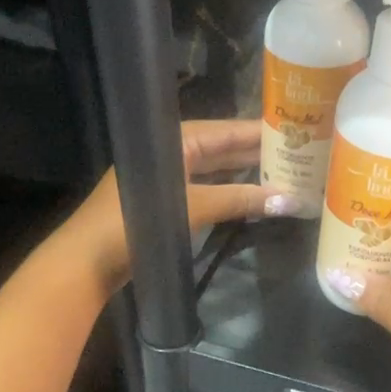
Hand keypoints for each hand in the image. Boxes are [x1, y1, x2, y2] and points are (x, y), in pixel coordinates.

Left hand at [57, 119, 298, 293]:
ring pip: (217, 172)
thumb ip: (240, 200)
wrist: (87, 261)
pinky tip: (255, 200)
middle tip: (302, 156)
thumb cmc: (136, 222)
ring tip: (287, 177)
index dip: (262, 131)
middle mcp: (172, 153)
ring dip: (247, 176)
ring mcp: (167, 180)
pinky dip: (231, 195)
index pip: (228, 130)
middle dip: (260, 154)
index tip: (299, 132)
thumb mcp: (192, 207)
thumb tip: (291, 200)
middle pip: (224, 149)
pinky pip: (208, 192)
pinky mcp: (165, 205)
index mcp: (175, 141)